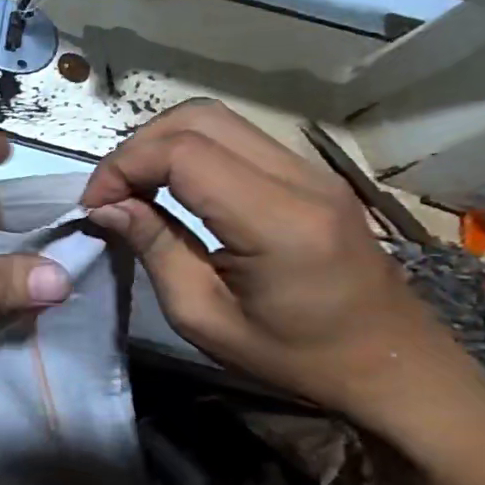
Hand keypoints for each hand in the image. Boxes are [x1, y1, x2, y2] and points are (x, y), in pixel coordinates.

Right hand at [82, 100, 484, 430]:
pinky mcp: (310, 175)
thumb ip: (155, 249)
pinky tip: (170, 188)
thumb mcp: (202, 316)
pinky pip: (236, 139)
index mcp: (277, 222)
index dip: (124, 168)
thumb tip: (107, 207)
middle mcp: (300, 179)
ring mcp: (311, 171)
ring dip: (161, 145)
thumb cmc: (292, 356)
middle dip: (137, 148)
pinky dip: (188, 152)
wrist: (390, 365)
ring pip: (217, 120)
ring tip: (133, 189)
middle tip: (110, 194)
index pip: (183, 154)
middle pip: (199, 119)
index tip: (95, 207)